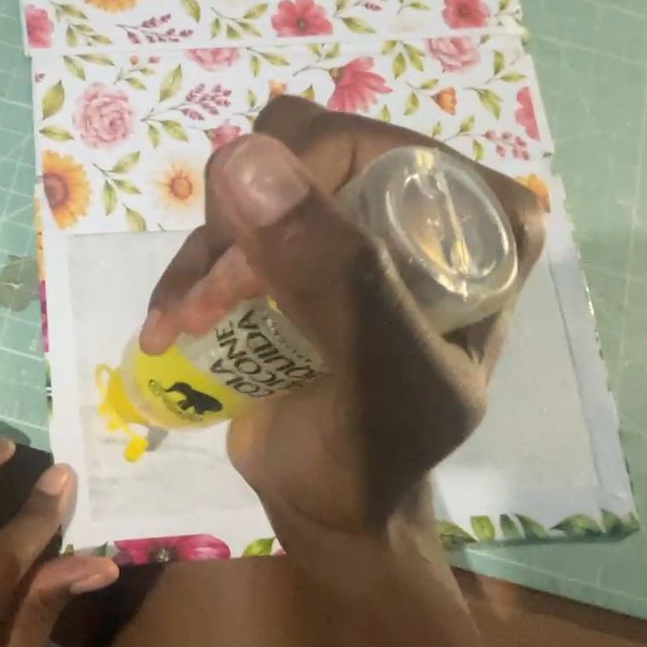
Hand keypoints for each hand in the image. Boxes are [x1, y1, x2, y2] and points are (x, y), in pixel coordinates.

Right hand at [140, 97, 543, 535]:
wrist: (329, 501)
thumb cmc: (371, 454)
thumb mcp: (372, 372)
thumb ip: (329, 274)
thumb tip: (242, 159)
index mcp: (476, 217)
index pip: (357, 145)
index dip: (283, 199)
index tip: (244, 282)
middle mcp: (415, 207)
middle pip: (288, 155)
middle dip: (235, 234)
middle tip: (214, 307)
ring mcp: (348, 229)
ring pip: (242, 190)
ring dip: (201, 262)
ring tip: (183, 326)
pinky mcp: (294, 258)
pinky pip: (223, 229)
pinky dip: (187, 276)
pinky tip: (170, 327)